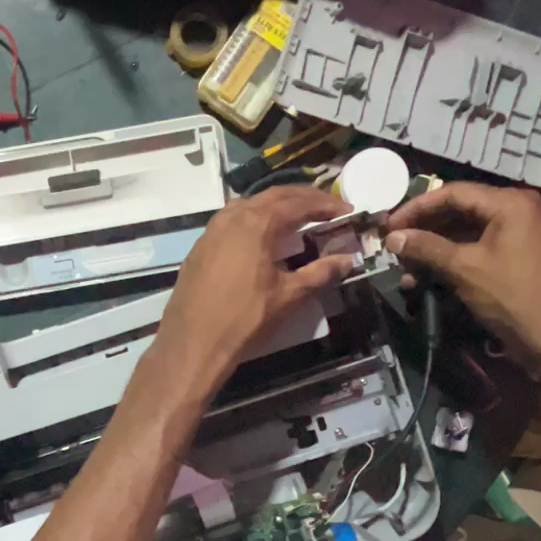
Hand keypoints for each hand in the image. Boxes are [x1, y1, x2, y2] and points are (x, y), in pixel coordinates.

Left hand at [156, 185, 353, 388]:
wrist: (194, 342)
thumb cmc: (244, 318)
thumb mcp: (289, 296)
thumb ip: (320, 273)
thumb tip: (347, 260)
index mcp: (256, 223)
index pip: (297, 203)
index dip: (324, 204)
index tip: (345, 210)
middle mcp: (231, 218)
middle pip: (272, 197)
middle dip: (301, 199)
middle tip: (325, 206)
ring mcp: (210, 231)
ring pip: (247, 206)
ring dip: (274, 206)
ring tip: (294, 216)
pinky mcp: (199, 248)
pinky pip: (230, 222)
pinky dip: (252, 220)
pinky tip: (260, 236)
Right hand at [383, 182, 540, 371]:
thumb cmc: (514, 296)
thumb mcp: (465, 269)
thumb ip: (427, 248)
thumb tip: (391, 237)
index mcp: (510, 203)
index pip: (453, 193)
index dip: (416, 207)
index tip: (388, 226)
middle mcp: (519, 210)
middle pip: (460, 211)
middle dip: (424, 230)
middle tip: (395, 247)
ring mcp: (522, 234)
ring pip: (468, 233)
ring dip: (435, 249)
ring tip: (407, 269)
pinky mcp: (520, 256)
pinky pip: (480, 249)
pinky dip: (454, 260)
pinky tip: (430, 278)